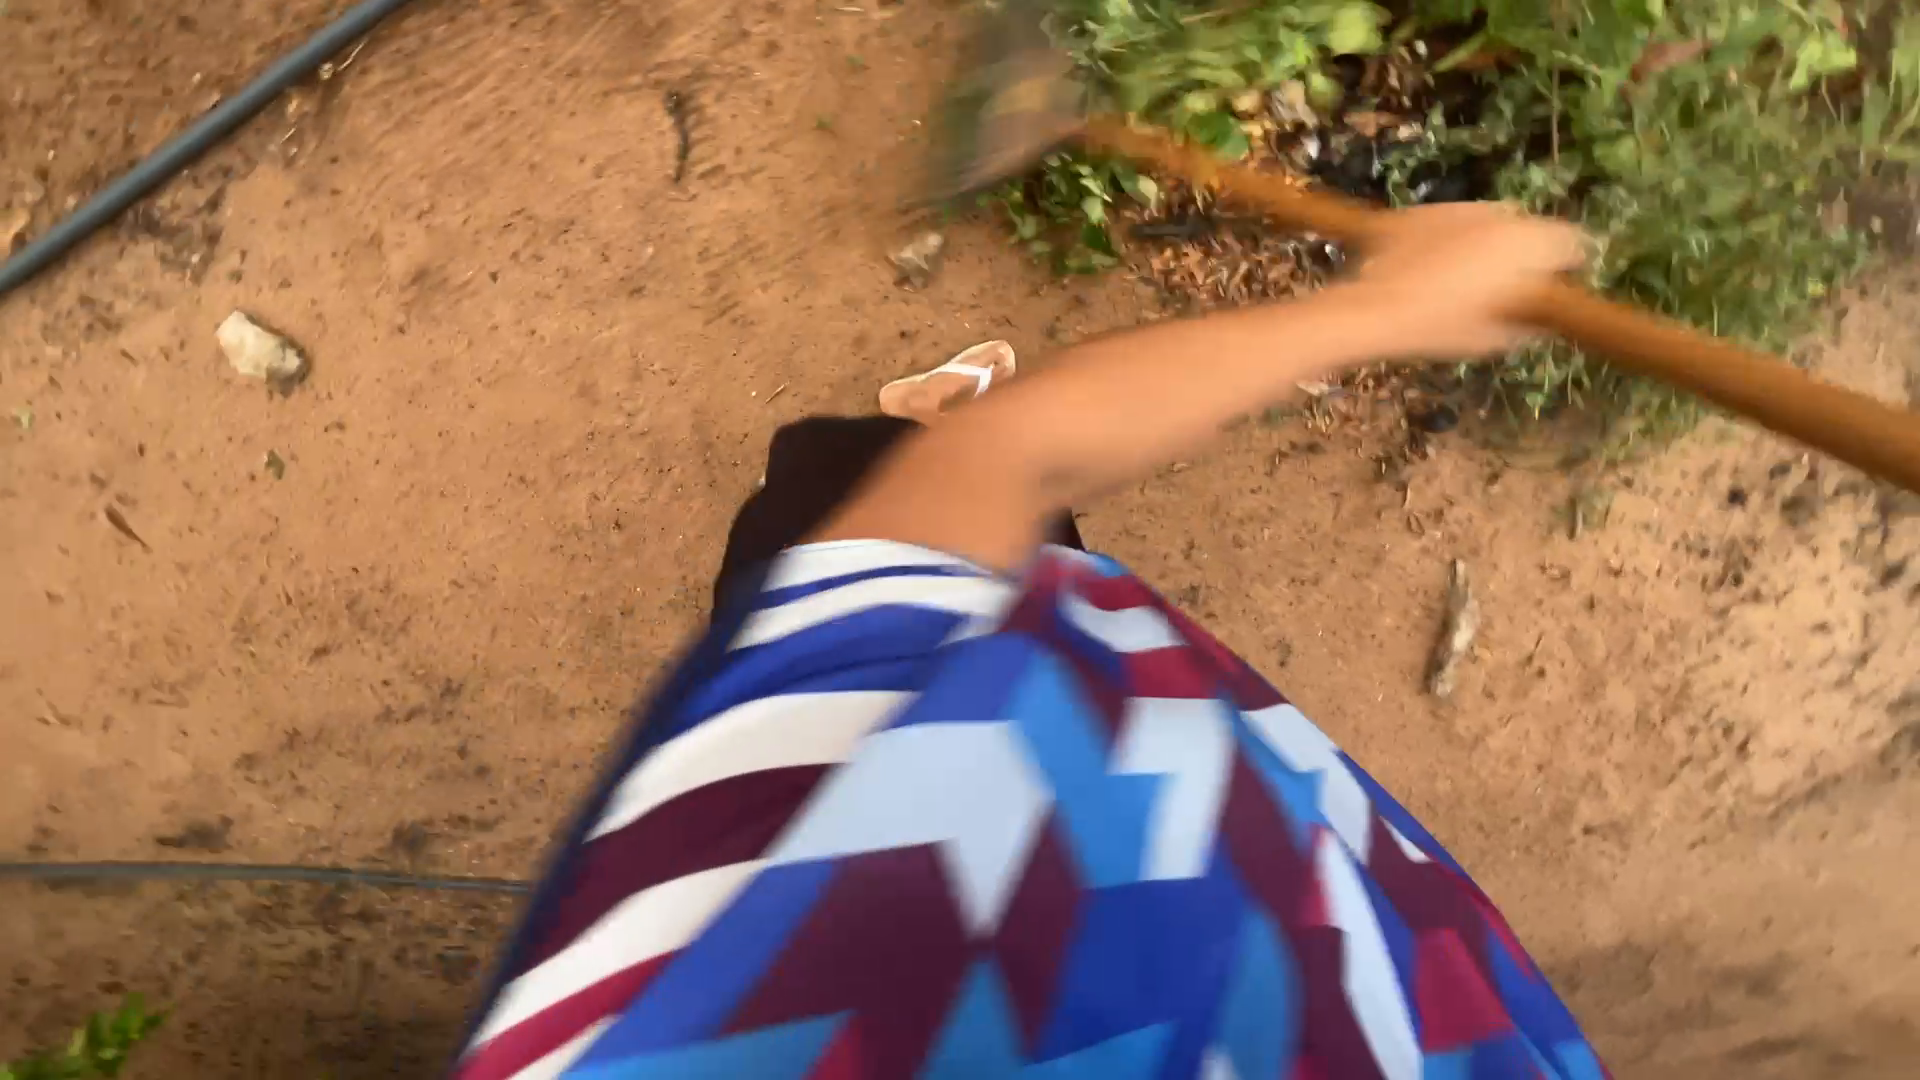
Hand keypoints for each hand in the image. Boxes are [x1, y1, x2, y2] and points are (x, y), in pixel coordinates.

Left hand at [1349, 202, 1591, 358]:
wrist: (1372, 310)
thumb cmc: (1438, 328)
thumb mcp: (1491, 339)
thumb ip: (1526, 325)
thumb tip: (1536, 323)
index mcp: (1534, 243)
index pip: (1574, 245)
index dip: (1562, 270)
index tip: (1544, 291)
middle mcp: (1507, 214)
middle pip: (1532, 230)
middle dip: (1522, 255)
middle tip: (1496, 288)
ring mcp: (1463, 207)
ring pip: (1491, 223)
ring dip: (1485, 244)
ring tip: (1455, 278)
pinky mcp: (1426, 210)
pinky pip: (1450, 223)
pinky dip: (1447, 239)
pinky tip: (1426, 266)